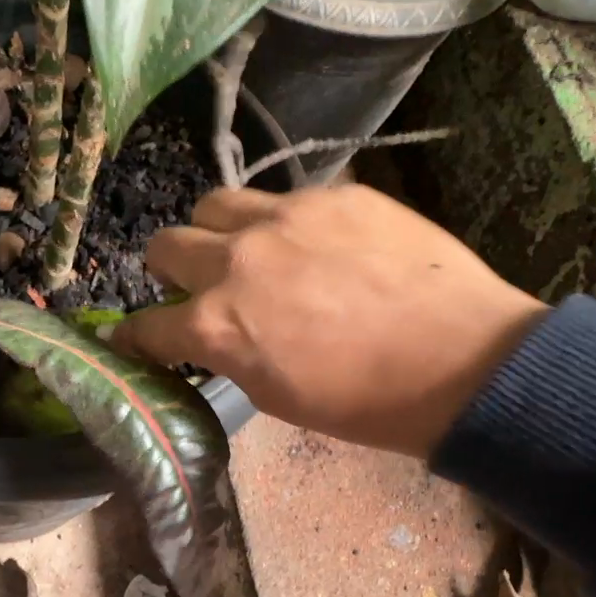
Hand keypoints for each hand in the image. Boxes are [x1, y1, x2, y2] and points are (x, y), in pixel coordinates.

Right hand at [112, 185, 547, 456]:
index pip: (143, 326)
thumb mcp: (271, 394)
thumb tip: (210, 336)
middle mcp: (234, 261)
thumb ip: (226, 353)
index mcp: (215, 324)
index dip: (135, 339)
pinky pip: (283, 198)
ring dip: (215, 232)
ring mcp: (284, 217)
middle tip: (196, 288)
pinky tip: (316, 248)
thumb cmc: (360, 403)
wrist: (461, 363)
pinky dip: (281, 225)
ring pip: (214, 204)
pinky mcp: (334, 193)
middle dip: (169, 272)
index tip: (137, 342)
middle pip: (165, 245)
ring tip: (247, 253)